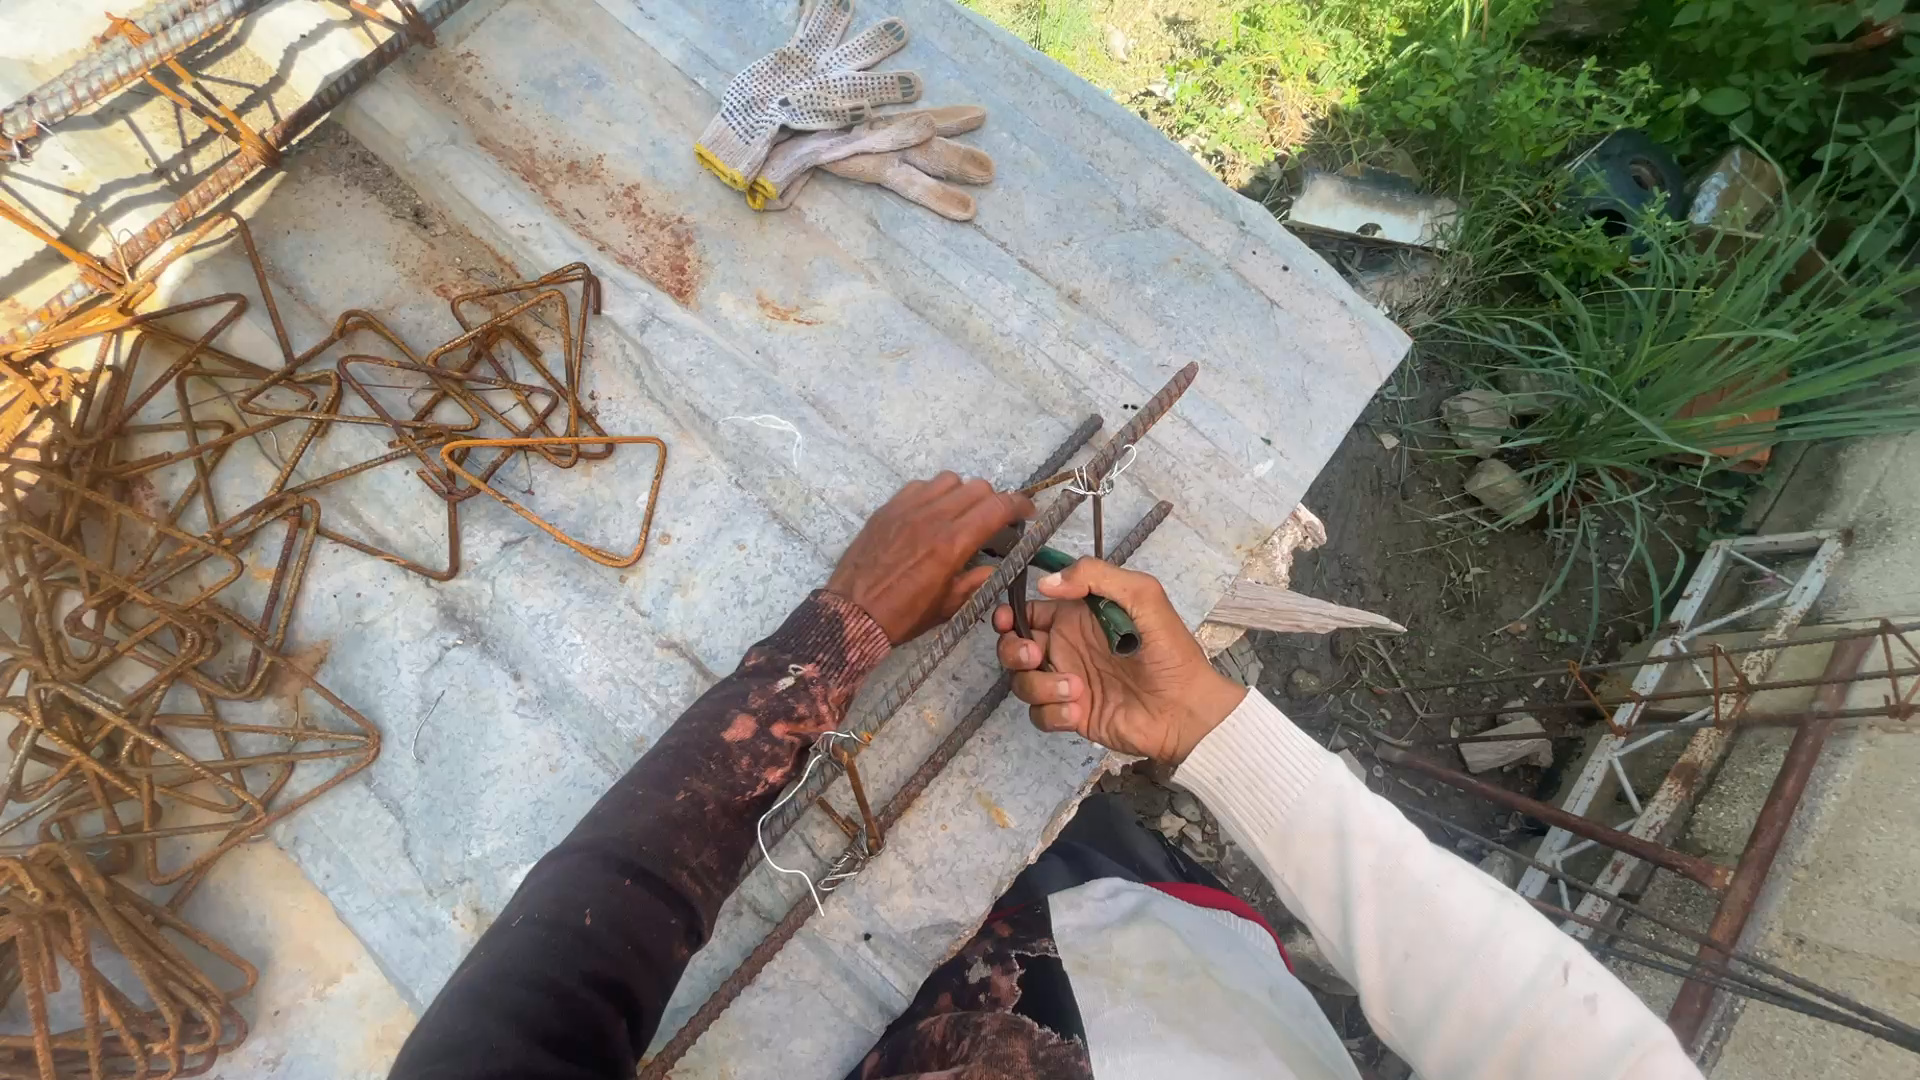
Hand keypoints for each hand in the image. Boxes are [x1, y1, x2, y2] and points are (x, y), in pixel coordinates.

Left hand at [827, 473, 1034, 644]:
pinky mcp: (888, 507)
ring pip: (950, 480)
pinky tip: (931, 514)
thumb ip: (978, 582)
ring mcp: (908, 508)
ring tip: (962, 514)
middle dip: (995, 501)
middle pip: (978, 488)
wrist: (852, 613)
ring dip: (964, 494)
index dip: (1020, 505)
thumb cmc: (903, 616)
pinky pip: (920, 486)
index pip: (998, 507)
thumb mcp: (949, 607)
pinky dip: (934, 494)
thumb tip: (997, 567)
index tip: (1028, 512)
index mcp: (953, 543)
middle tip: (995, 521)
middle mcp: (933, 517)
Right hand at [994, 559, 1244, 762]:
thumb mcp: (1143, 595)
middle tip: (1035, 656)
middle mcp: (1065, 648)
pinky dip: (1052, 713)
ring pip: (1022, 682)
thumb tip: (1046, 583)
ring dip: (1039, 685)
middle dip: (1013, 651)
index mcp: (1076, 617)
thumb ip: (1095, 576)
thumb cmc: (1169, 649)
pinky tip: (1079, 710)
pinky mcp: (1071, 715)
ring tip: (1075, 689)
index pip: (1027, 611)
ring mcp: (1066, 683)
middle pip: (1013, 647)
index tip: (1005, 621)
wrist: (1187, 709)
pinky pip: (1039, 715)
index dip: (1008, 615)